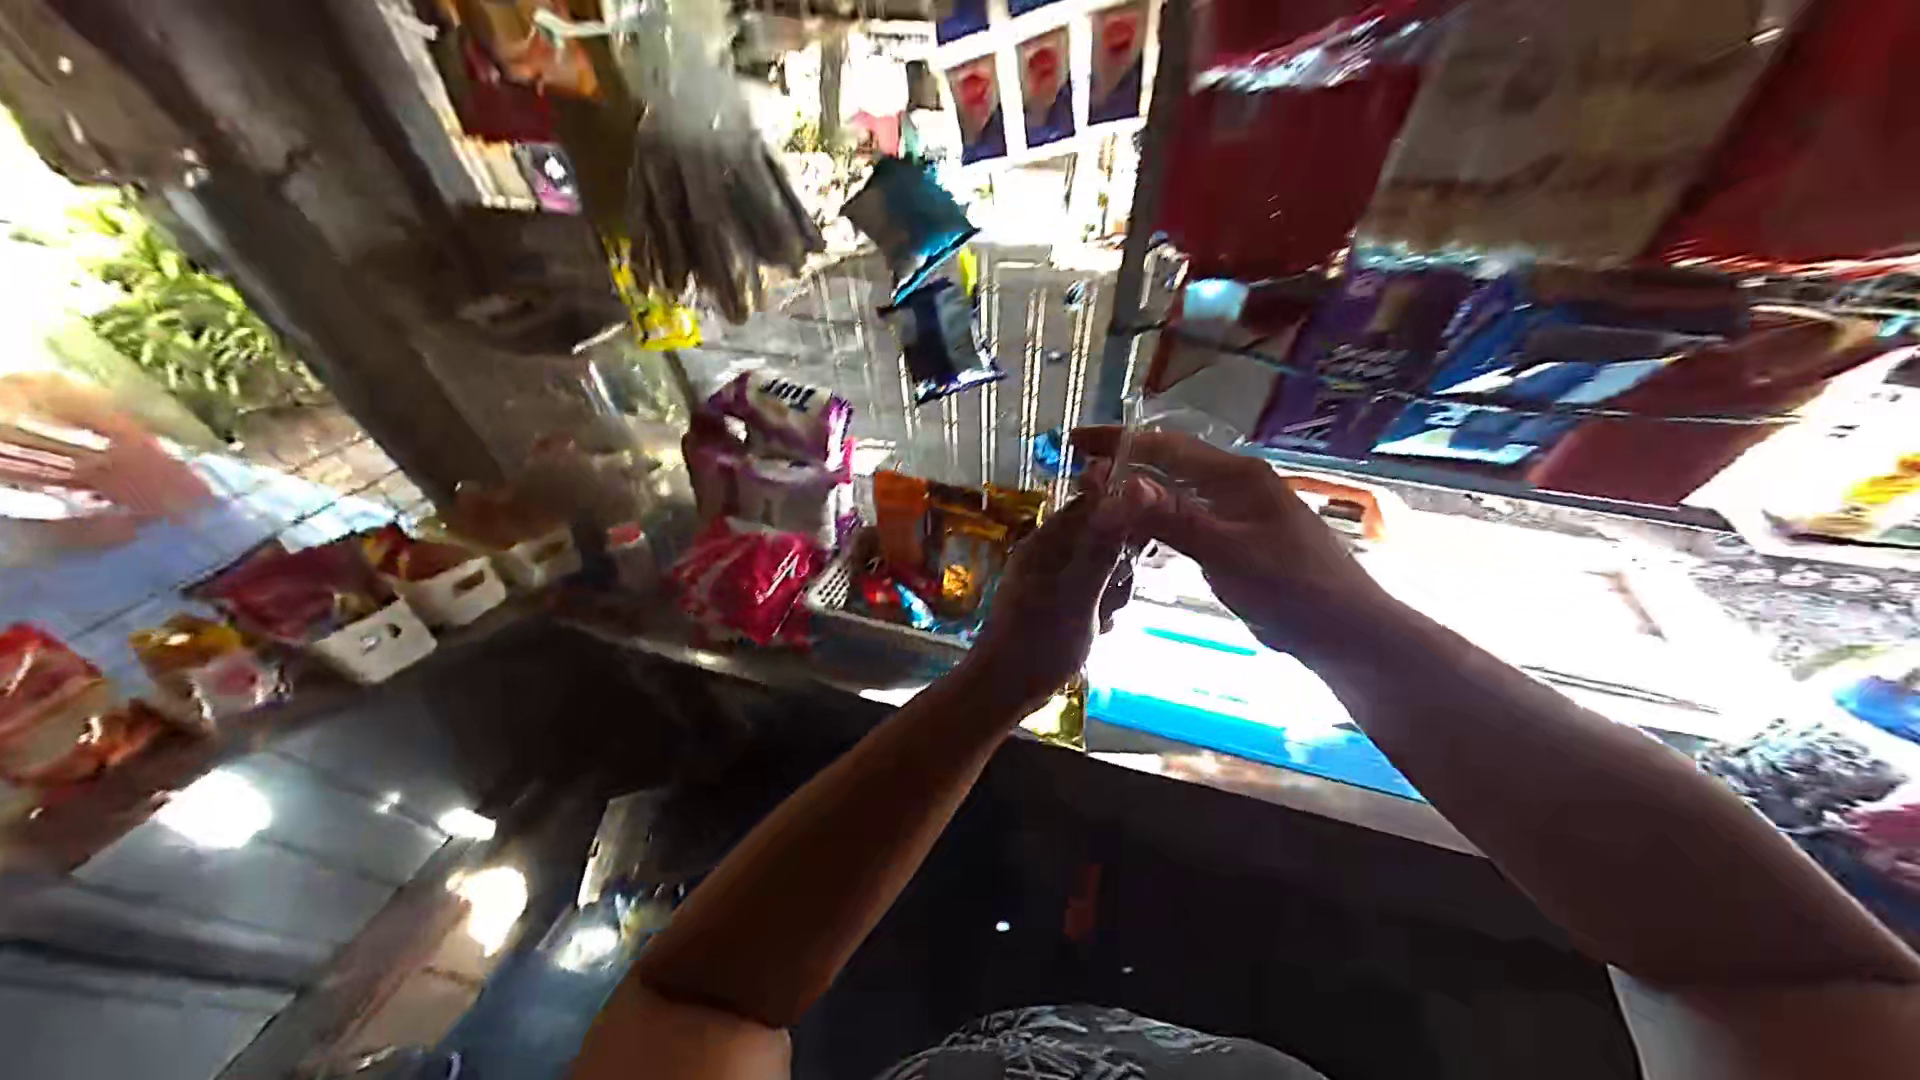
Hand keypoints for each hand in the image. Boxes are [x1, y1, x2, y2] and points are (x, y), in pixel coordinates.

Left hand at [960, 488, 1132, 712]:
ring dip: (1111, 593)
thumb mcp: (1079, 593)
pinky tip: (1098, 629)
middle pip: (1102, 539)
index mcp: (1047, 542)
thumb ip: (1102, 548)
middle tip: (1112, 595)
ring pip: (1101, 570)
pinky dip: (1099, 610)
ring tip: (1103, 617)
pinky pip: (1091, 594)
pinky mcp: (1057, 603)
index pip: (1092, 506)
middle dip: (1117, 567)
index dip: (1122, 519)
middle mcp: (1048, 554)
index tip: (1139, 547)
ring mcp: (1052, 579)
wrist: (1007, 688)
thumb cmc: (1040, 640)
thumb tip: (1126, 498)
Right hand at [1072, 427, 1396, 656]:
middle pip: (1167, 464)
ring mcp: (1235, 511)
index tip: (1075, 442)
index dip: (1118, 441)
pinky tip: (1134, 532)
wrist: (1343, 631)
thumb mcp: (1227, 553)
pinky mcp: (1234, 538)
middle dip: (1121, 466)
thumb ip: (1172, 518)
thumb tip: (1118, 486)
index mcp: (1235, 476)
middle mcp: (1234, 485)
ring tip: (1097, 503)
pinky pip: (1184, 518)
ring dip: (1135, 494)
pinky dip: (1154, 520)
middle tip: (1078, 480)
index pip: (1165, 446)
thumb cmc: (1292, 588)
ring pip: (1174, 493)